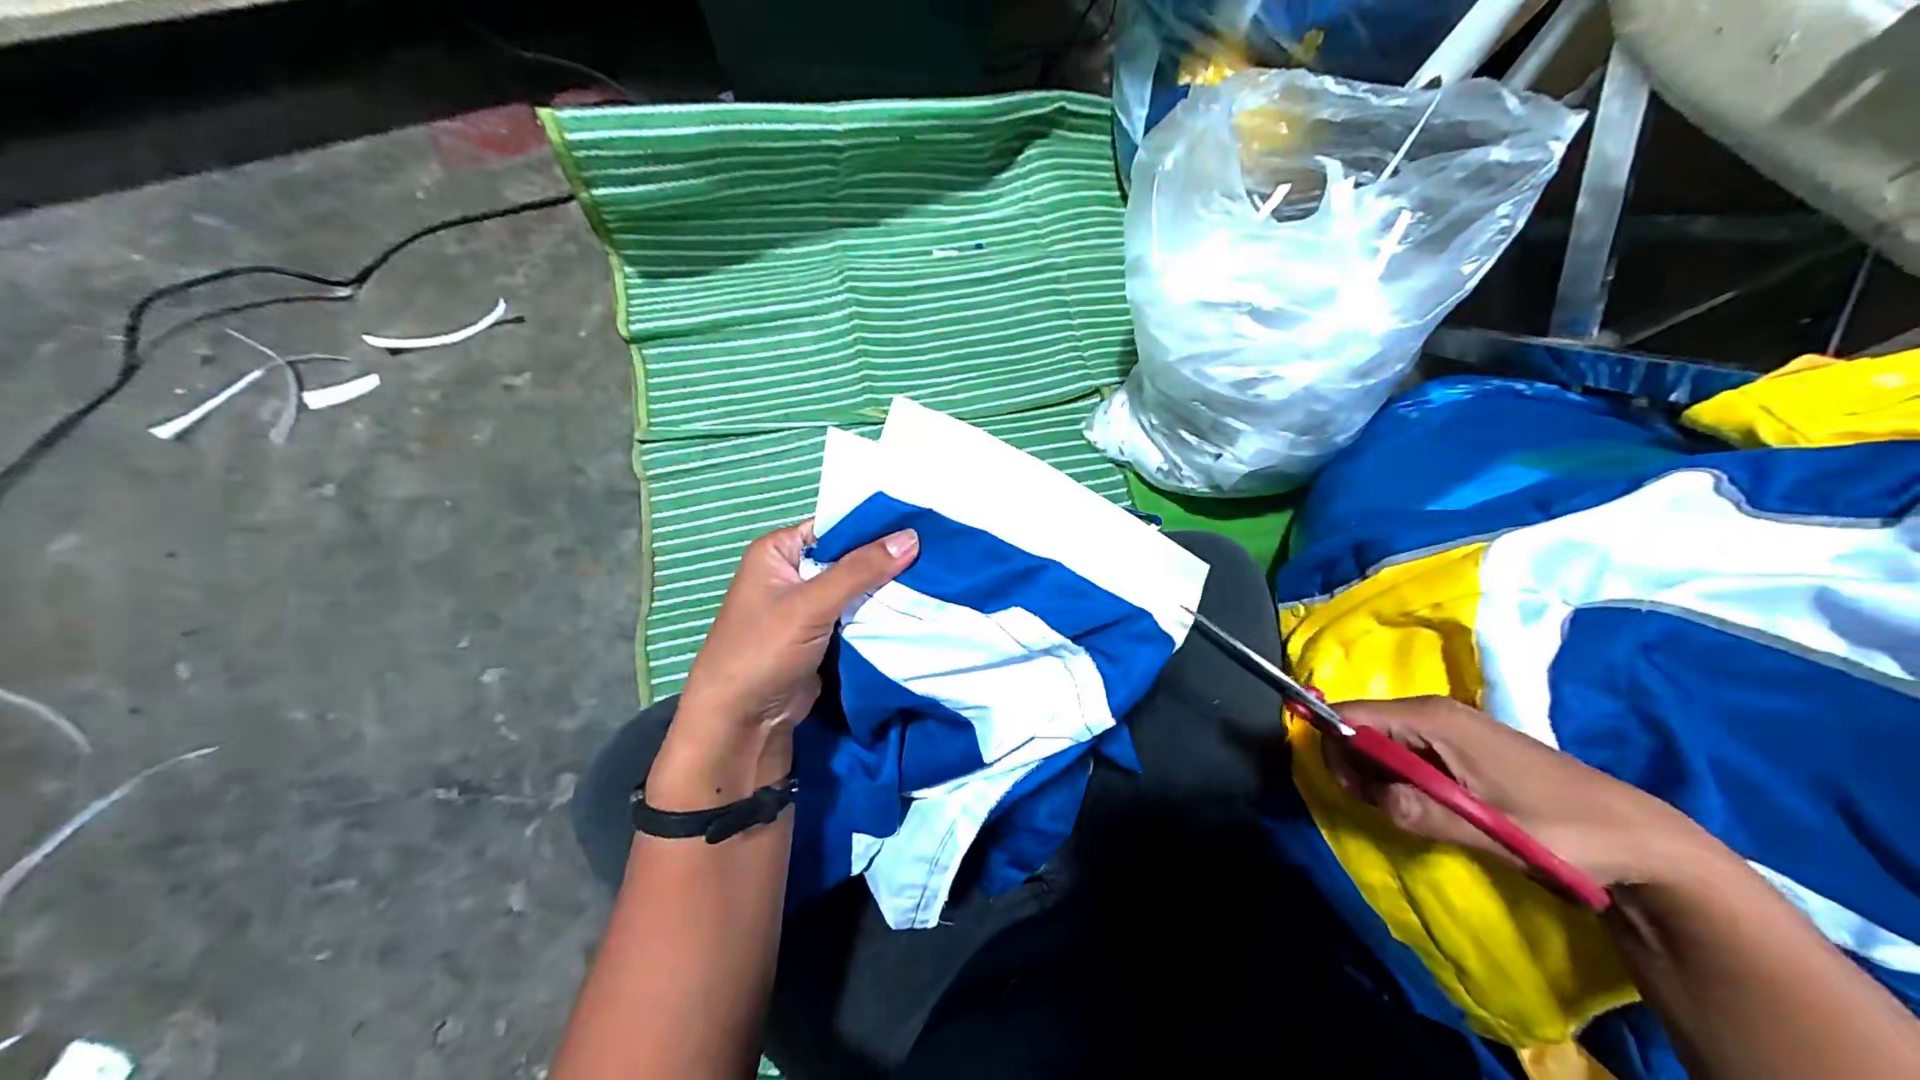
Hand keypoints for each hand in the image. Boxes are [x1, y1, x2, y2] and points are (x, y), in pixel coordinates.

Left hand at [647, 521, 918, 810]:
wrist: (742, 723)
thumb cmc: (763, 650)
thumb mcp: (811, 604)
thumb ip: (860, 570)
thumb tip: (912, 537)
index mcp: (778, 552)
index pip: (834, 527)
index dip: (874, 526)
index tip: (919, 525)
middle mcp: (792, 573)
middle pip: (849, 558)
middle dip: (885, 561)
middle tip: (935, 554)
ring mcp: (808, 607)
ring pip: (856, 590)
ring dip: (885, 590)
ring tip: (934, 577)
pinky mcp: (822, 636)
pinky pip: (856, 617)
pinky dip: (879, 615)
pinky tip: (914, 607)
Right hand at [1322, 696, 1713, 887]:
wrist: (1639, 838)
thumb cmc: (1564, 830)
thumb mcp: (1489, 830)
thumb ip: (1422, 812)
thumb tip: (1369, 794)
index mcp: (1434, 718)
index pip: (1351, 715)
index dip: (1334, 747)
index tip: (1350, 790)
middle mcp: (1435, 711)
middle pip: (1362, 726)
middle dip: (1357, 766)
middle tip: (1384, 809)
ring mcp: (1449, 725)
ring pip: (1382, 740)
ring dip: (1380, 775)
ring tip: (1410, 811)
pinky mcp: (1460, 743)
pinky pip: (1406, 749)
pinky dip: (1401, 776)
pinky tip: (1428, 804)